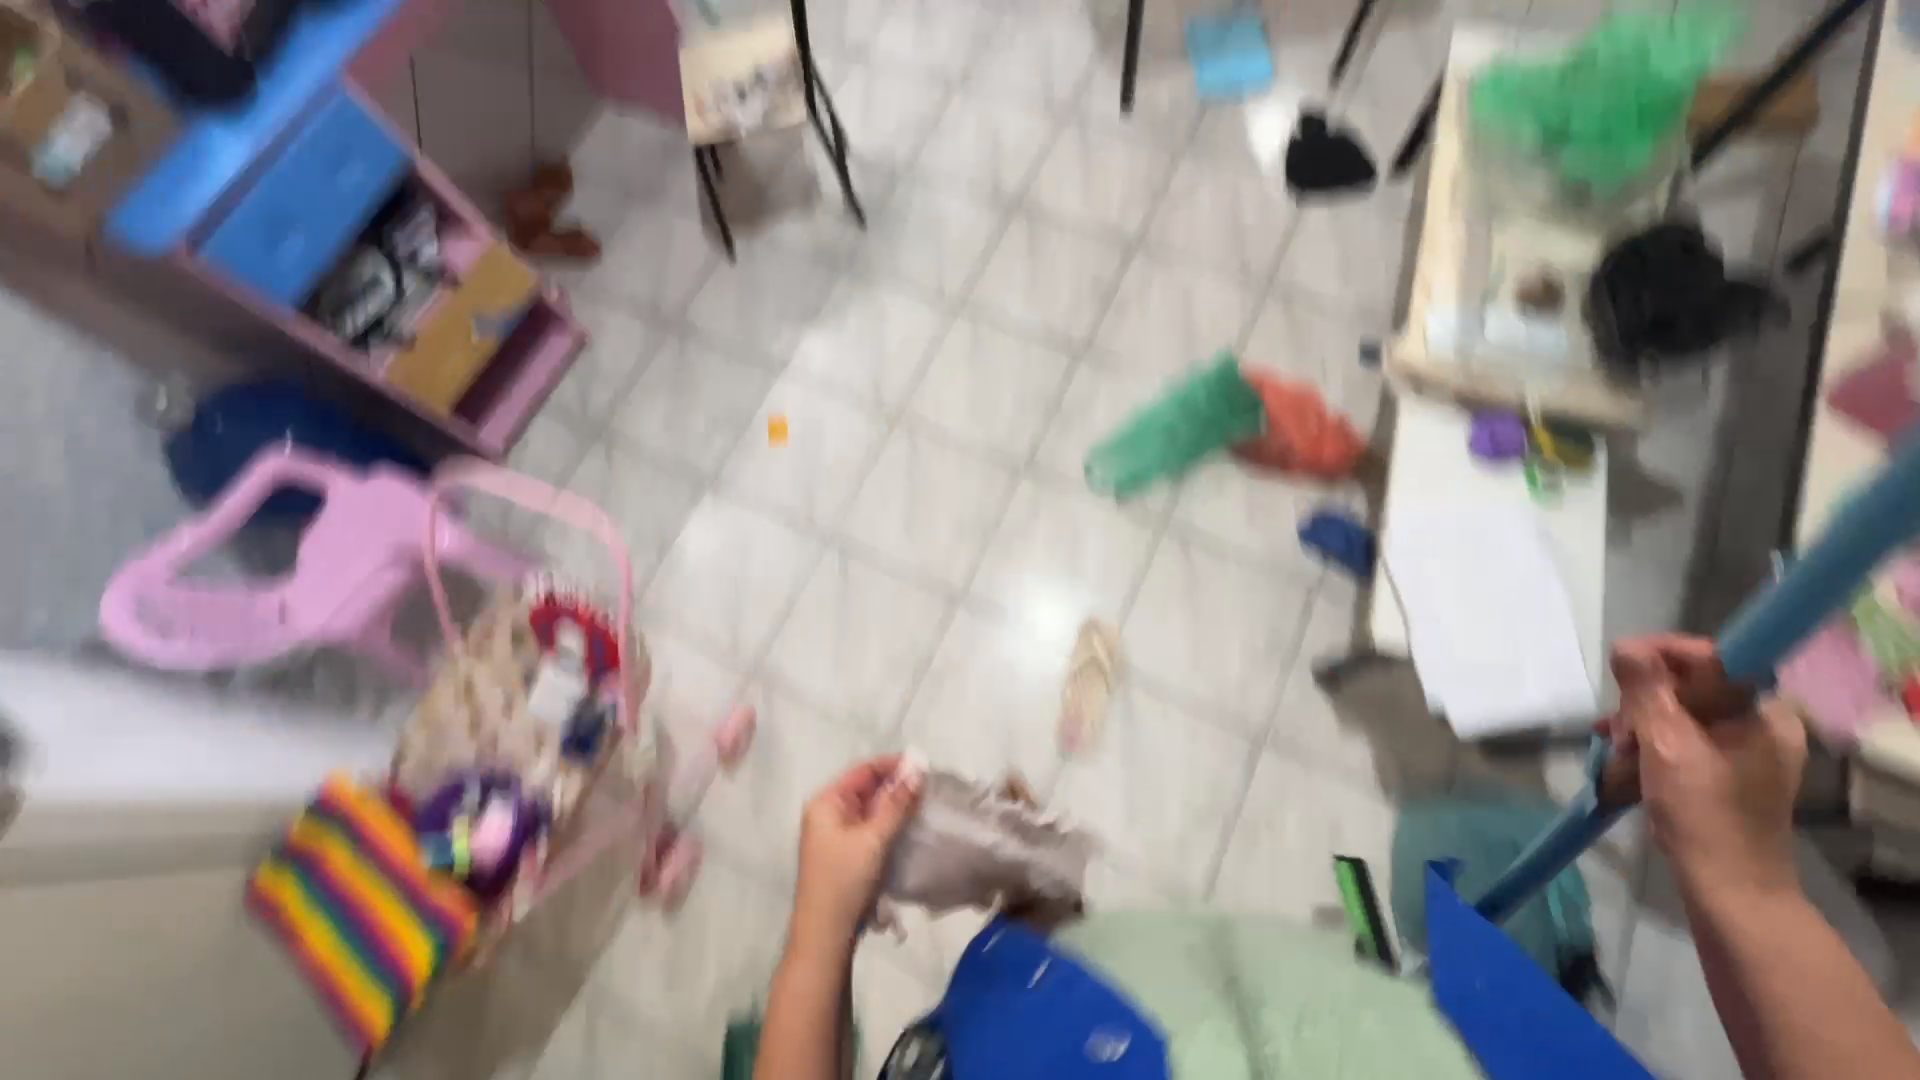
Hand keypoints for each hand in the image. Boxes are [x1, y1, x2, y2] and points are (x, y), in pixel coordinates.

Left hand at [791, 755, 921, 948]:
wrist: (825, 936)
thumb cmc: (845, 881)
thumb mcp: (873, 839)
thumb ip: (896, 803)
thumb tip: (917, 769)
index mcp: (826, 802)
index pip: (863, 770)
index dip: (893, 764)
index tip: (925, 765)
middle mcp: (827, 812)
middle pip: (866, 787)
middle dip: (896, 784)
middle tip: (930, 786)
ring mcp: (835, 834)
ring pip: (870, 808)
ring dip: (895, 804)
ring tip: (925, 803)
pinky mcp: (845, 853)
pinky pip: (870, 827)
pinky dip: (889, 823)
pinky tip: (910, 826)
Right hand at [1607, 634, 1805, 903]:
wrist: (1727, 885)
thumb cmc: (1701, 812)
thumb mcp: (1666, 745)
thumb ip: (1646, 691)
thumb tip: (1626, 645)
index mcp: (1761, 713)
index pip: (1711, 656)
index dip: (1662, 654)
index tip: (1619, 667)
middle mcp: (1760, 723)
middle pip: (1690, 684)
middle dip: (1643, 699)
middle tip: (1617, 728)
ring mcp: (1744, 748)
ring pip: (1679, 711)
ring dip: (1640, 723)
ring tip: (1617, 749)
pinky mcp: (1724, 768)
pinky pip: (1681, 736)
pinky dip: (1650, 743)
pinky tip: (1626, 760)